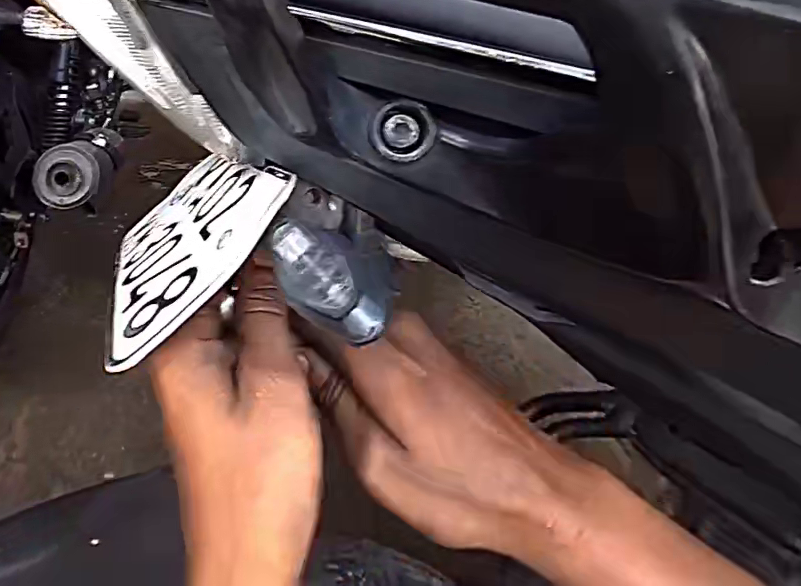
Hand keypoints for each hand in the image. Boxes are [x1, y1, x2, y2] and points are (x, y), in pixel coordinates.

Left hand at [149, 263, 320, 585]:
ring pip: (221, 315)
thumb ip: (267, 316)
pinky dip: (255, 327)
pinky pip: (230, 342)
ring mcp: (192, 378)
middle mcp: (176, 359)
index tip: (260, 217)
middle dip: (245, 267)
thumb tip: (265, 265)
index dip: (232, 239)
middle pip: (208, 289)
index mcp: (178, 350)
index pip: (199, 269)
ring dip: (253, 298)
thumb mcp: (274, 384)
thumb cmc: (256, 490)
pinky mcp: (211, 395)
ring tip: (285, 278)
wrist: (250, 556)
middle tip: (279, 244)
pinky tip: (282, 324)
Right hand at [302, 312, 757, 585]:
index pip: (317, 313)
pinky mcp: (435, 343)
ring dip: (333, 332)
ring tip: (317, 364)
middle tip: (285, 350)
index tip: (262, 319)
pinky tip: (357, 372)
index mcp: (383, 363)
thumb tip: (303, 370)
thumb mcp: (383, 469)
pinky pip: (380, 328)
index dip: (284, 313)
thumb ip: (337, 409)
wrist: (537, 489)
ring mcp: (422, 335)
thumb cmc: (467, 490)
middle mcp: (403, 336)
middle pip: (336, 309)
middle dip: (306, 323)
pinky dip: (359, 340)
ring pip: (357, 317)